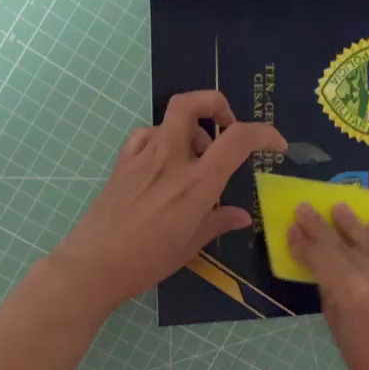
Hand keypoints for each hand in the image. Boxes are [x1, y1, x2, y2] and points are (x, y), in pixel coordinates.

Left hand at [47, 91, 284, 314]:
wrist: (93, 266)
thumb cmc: (147, 261)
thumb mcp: (190, 246)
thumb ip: (218, 222)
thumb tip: (242, 216)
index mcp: (196, 183)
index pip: (237, 139)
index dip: (264, 133)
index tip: (276, 145)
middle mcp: (170, 160)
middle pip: (191, 103)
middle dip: (215, 104)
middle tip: (225, 127)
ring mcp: (142, 157)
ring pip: (168, 120)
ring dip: (189, 129)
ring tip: (195, 158)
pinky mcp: (121, 163)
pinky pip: (145, 135)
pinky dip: (161, 139)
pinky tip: (163, 162)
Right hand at [288, 202, 368, 369]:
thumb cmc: (368, 361)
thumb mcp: (337, 324)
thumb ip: (329, 287)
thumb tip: (318, 257)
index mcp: (353, 290)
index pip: (322, 253)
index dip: (305, 239)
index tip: (294, 225)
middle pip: (348, 240)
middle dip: (325, 224)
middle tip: (310, 207)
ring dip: (359, 227)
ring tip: (345, 211)